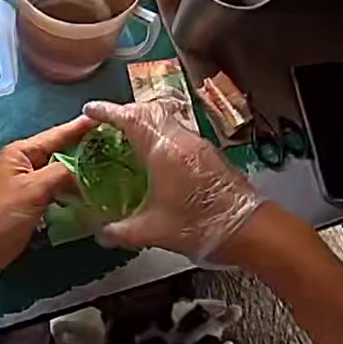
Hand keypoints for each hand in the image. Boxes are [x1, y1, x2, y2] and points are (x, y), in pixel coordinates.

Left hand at [0, 115, 96, 278]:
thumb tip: (87, 172)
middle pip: (60, 152)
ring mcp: (28, 184)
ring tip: (109, 168)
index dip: (81, 127)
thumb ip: (62, 174)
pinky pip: (58, 190)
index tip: (105, 119)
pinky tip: (90, 193)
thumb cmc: (1, 216)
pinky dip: (73, 190)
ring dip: (81, 172)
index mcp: (21, 153)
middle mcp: (24, 164)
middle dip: (85, 149)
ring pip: (61, 172)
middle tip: (115, 145)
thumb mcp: (33, 189)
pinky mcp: (32, 203)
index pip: (57, 135)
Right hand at [82, 100, 263, 262]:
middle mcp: (180, 140)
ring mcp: (197, 145)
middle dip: (125, 112)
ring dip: (144, 122)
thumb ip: (122, 231)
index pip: (130, 118)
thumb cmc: (200, 226)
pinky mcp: (209, 155)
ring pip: (165, 120)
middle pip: (149, 112)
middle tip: (106, 123)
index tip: (90, 110)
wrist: (252, 231)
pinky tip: (154, 156)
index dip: (107, 111)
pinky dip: (159, 135)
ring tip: (127, 138)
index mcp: (163, 150)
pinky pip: (177, 133)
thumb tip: (100, 233)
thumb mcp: (153, 232)